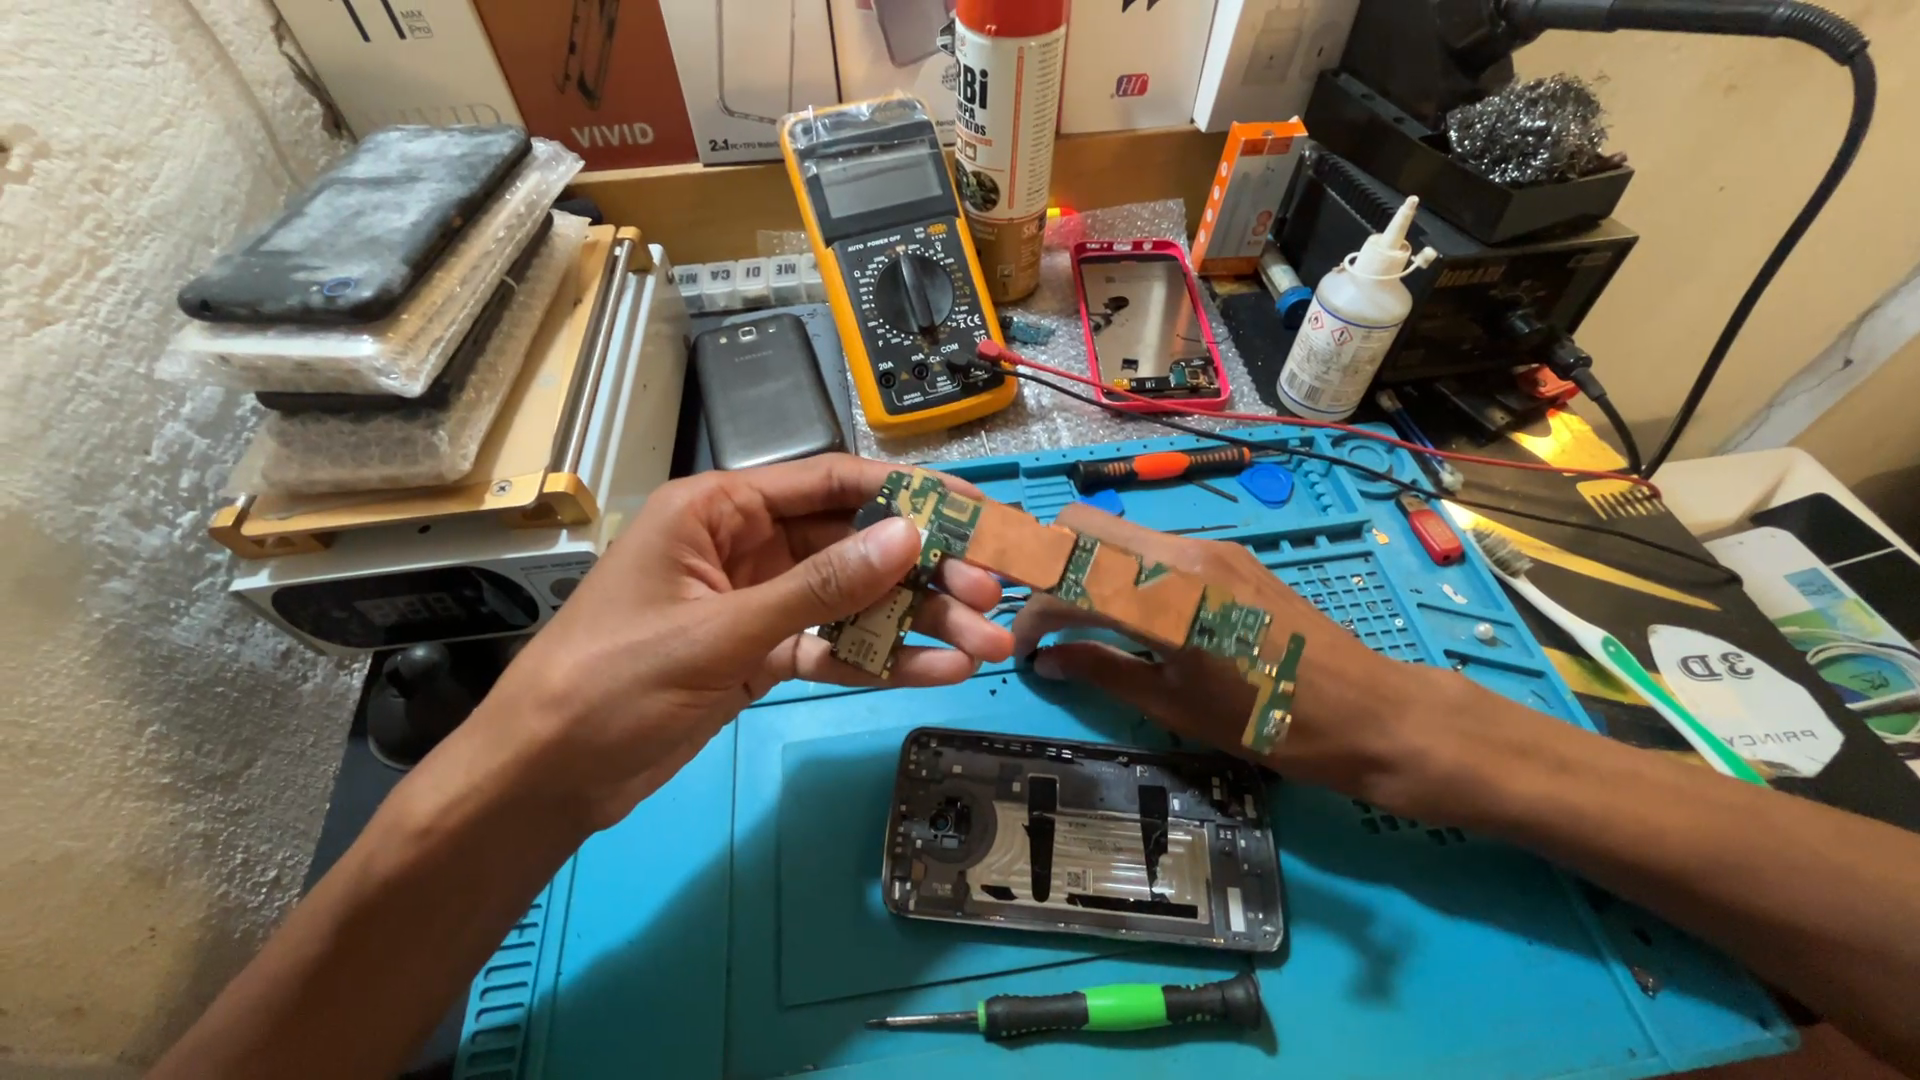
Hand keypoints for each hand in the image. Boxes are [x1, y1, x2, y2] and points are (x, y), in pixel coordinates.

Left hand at [467, 455, 1013, 830]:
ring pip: (853, 601)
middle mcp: (747, 544)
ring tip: (985, 647)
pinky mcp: (764, 654)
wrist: (546, 777)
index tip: (974, 510)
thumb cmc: (612, 682)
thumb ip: (818, 586)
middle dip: (926, 572)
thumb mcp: (720, 631)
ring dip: (916, 622)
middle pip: (854, 546)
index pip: (831, 483)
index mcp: (720, 509)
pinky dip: (879, 660)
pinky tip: (935, 672)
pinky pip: (833, 648)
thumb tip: (909, 538)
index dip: (908, 493)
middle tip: (992, 598)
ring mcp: (759, 602)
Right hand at [1012, 504, 1441, 805]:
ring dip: (1087, 564)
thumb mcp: (1174, 705)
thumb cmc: (1268, 724)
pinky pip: (1155, 544)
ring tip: (1083, 617)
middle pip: (1083, 526)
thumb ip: (1102, 671)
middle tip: (1045, 617)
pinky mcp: (1230, 553)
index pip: (1068, 579)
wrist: (1369, 711)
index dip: (1032, 611)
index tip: (1024, 646)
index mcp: (1165, 596)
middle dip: (1049, 566)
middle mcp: (1182, 553)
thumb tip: (1047, 660)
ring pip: (1119, 531)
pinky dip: (1125, 567)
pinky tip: (1134, 611)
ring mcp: (1210, 547)